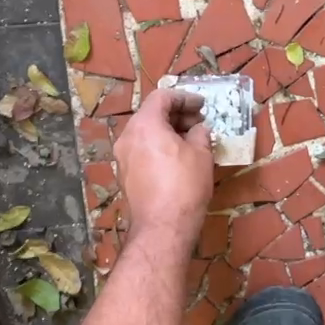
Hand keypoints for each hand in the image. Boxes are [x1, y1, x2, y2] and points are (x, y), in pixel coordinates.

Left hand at [112, 89, 213, 252]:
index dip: (185, 97)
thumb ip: (200, 133)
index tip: (202, 105)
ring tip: (192, 140)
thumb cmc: (184, 185)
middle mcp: (127, 137)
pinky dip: (159, 146)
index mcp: (144, 124)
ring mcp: (122, 157)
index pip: (162, 97)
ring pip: (146, 132)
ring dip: (168, 130)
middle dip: (177, 114)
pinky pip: (142, 149)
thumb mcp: (201, 154)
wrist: (162, 227)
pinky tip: (178, 157)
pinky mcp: (125, 174)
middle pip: (151, 113)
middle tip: (199, 122)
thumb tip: (198, 130)